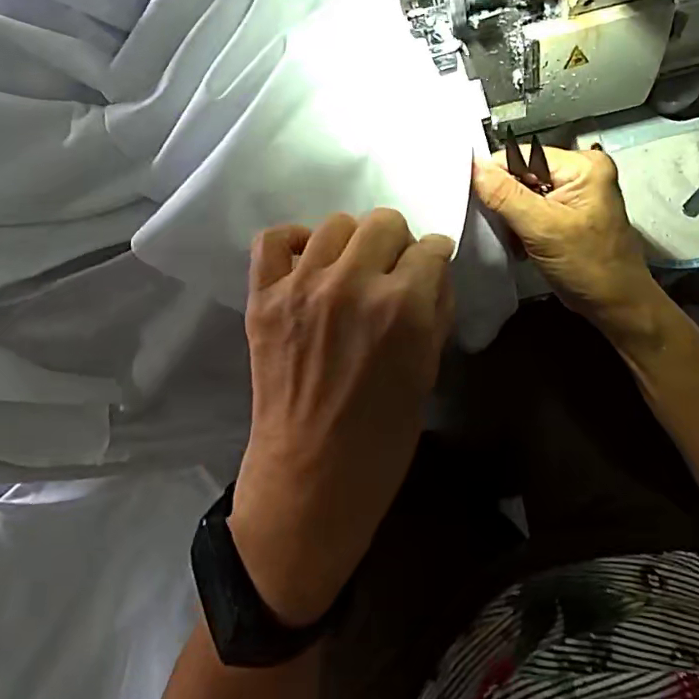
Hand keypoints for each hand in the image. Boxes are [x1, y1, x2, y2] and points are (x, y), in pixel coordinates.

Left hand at [230, 209, 455, 626]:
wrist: (312, 476)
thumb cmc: (383, 435)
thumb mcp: (429, 369)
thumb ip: (435, 310)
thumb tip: (433, 270)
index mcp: (403, 305)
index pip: (431, 247)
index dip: (435, 258)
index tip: (430, 269)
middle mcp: (352, 283)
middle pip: (385, 222)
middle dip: (399, 244)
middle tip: (393, 272)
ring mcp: (302, 287)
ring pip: (337, 224)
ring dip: (354, 244)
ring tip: (352, 271)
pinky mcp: (263, 298)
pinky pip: (273, 239)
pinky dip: (294, 243)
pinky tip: (308, 264)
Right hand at [471, 146, 660, 332]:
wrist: (616, 305)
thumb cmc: (592, 270)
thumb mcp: (542, 229)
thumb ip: (505, 195)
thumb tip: (475, 167)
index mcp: (584, 166)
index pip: (521, 156)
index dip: (495, 176)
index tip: (479, 200)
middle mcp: (581, 171)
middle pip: (521, 172)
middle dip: (506, 200)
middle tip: (508, 228)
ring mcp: (575, 192)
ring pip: (523, 191)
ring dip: (512, 216)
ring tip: (520, 239)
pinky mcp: (568, 211)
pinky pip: (531, 206)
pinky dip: (522, 224)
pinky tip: (525, 242)